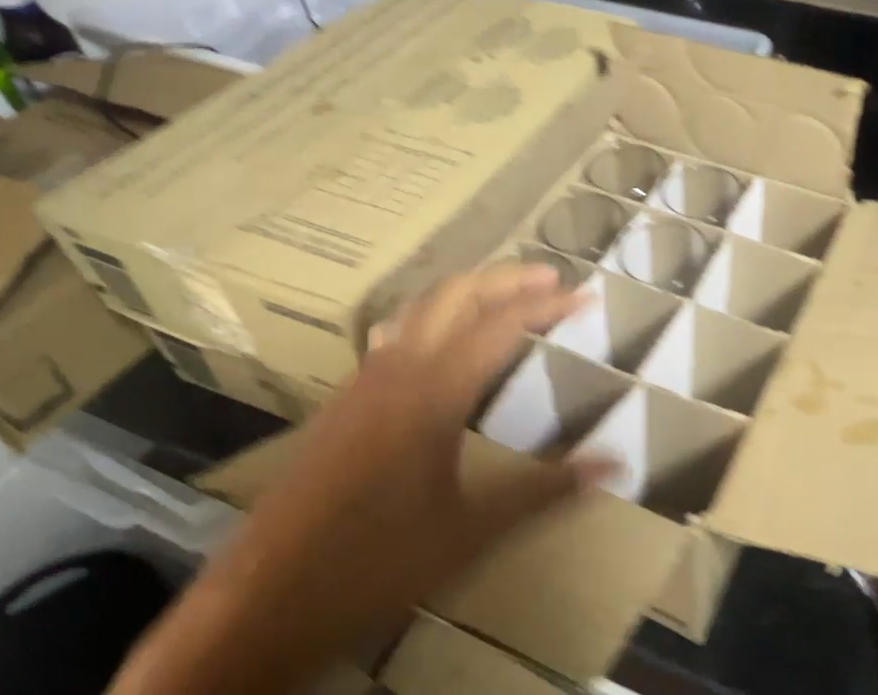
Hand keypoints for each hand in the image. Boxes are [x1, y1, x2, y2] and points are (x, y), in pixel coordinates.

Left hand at [112, 263, 608, 694]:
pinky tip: (438, 346)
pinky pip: (395, 334)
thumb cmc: (375, 563)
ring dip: (468, 292)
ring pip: (420, 307)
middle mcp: (397, 368)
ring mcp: (363, 381)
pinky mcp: (342, 401)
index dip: (549, 304)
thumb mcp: (471, 532)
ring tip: (505, 299)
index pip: (502, 323)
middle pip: (457, 294)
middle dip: (508, 278)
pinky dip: (432, 317)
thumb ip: (544, 491)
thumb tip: (613, 464)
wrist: (264, 599)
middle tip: (552, 280)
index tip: (589, 297)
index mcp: (434, 390)